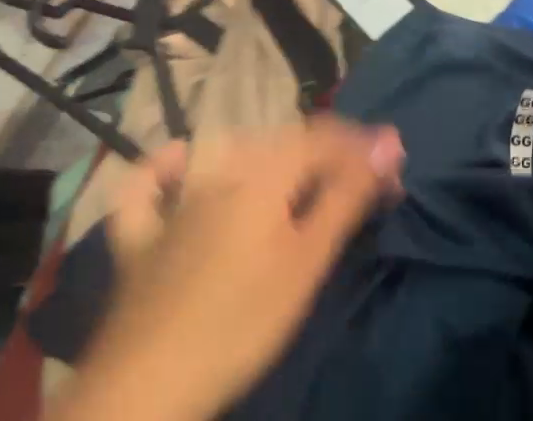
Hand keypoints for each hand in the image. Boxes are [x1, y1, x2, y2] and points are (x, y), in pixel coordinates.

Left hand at [51, 120, 403, 420]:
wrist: (145, 391)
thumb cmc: (242, 323)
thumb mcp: (310, 259)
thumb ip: (349, 195)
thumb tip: (389, 143)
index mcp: (262, 179)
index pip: (325, 141)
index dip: (365, 150)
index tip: (394, 176)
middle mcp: (217, 179)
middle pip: (283, 144)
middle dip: (330, 153)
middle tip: (364, 182)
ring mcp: (172, 208)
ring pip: (229, 158)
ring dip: (275, 154)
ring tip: (306, 174)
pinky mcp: (138, 241)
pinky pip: (147, 190)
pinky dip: (166, 168)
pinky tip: (182, 158)